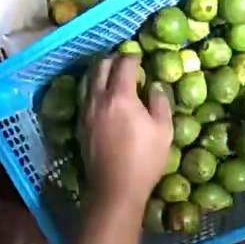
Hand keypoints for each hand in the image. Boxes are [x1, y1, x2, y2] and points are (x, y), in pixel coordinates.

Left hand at [82, 53, 172, 211]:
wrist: (115, 188)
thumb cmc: (144, 160)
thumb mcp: (163, 130)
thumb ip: (160, 103)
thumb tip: (156, 86)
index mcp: (120, 96)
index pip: (124, 64)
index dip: (133, 56)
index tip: (139, 55)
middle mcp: (98, 99)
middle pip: (100, 67)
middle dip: (113, 59)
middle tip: (125, 62)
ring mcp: (86, 112)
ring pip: (88, 81)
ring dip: (100, 72)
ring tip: (111, 75)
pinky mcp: (80, 126)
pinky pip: (84, 98)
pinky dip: (93, 89)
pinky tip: (102, 97)